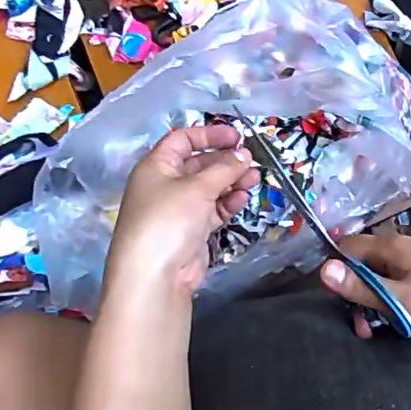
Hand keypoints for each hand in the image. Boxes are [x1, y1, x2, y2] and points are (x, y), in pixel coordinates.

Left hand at [105, 125, 258, 296]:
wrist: (155, 275)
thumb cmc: (169, 220)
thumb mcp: (198, 187)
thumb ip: (225, 168)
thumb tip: (244, 154)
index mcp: (157, 166)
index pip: (182, 139)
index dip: (209, 134)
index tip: (237, 137)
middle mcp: (166, 184)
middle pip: (200, 163)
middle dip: (226, 161)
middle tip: (252, 161)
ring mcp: (179, 208)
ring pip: (210, 187)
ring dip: (232, 181)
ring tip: (255, 179)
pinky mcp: (192, 228)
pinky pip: (213, 208)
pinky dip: (228, 202)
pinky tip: (242, 199)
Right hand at [317, 233, 410, 353]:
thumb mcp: (399, 301)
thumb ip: (361, 288)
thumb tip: (322, 270)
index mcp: (397, 246)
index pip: (351, 246)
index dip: (337, 268)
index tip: (331, 297)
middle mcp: (403, 251)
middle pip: (362, 265)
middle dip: (354, 293)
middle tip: (357, 323)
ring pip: (376, 282)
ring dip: (369, 305)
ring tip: (371, 331)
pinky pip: (392, 292)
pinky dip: (385, 307)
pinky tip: (388, 327)